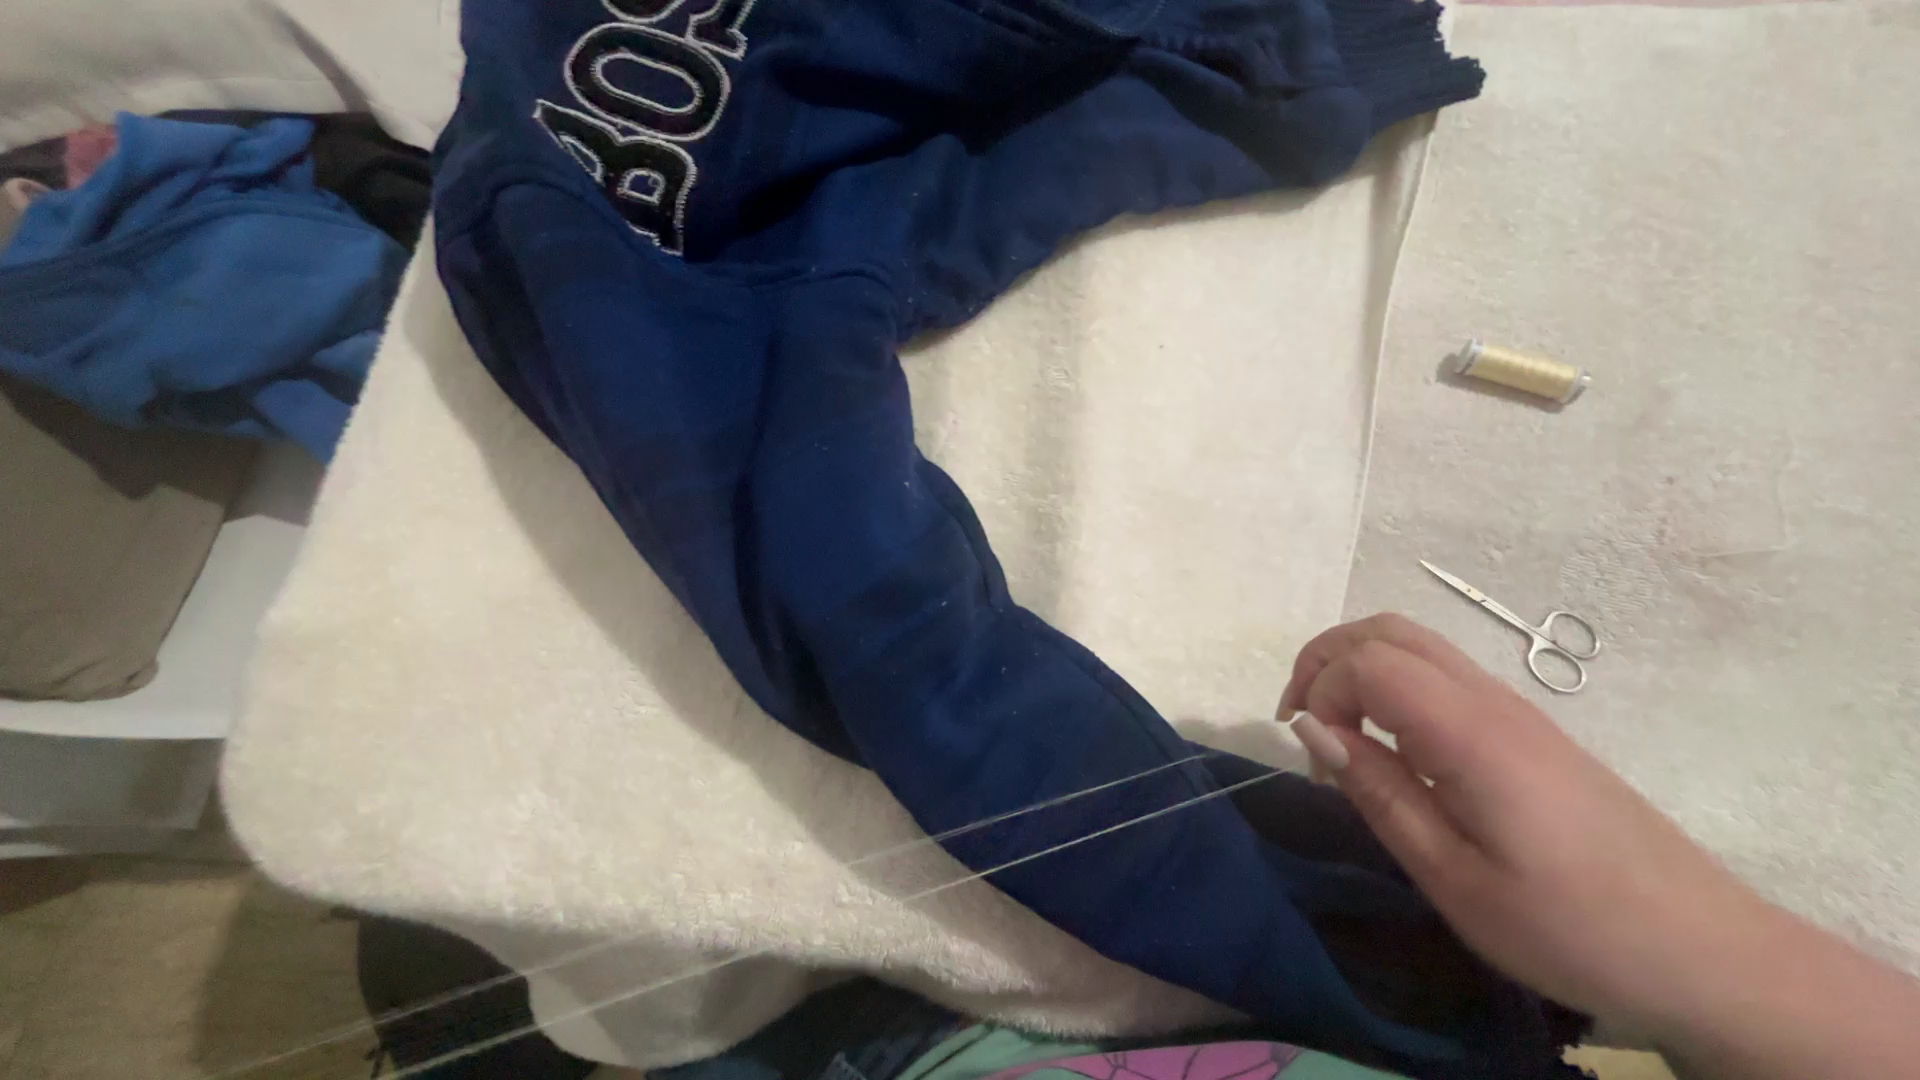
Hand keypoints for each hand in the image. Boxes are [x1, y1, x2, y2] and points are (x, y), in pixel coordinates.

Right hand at [1278, 614, 1771, 1033]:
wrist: (1707, 952)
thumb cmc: (1568, 926)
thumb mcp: (1451, 876)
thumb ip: (1377, 791)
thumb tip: (1313, 726)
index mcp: (1471, 733)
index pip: (1369, 662)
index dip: (1321, 693)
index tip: (1316, 758)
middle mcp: (1491, 700)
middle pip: (1386, 630)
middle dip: (1324, 660)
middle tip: (1301, 723)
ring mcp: (1513, 708)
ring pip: (1413, 643)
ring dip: (1354, 669)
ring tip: (1334, 732)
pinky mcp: (1525, 728)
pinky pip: (1438, 674)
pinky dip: (1388, 686)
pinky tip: (1388, 746)